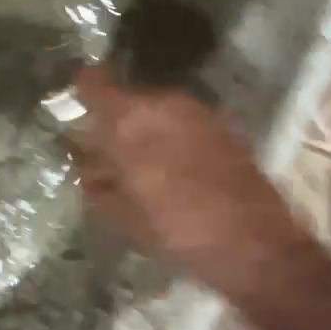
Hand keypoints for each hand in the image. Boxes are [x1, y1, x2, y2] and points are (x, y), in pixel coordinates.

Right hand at [69, 66, 316, 300]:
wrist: (259, 249)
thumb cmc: (176, 230)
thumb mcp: (119, 213)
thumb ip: (93, 178)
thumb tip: (79, 158)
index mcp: (126, 117)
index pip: (90, 79)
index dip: (78, 89)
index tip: (72, 105)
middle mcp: (160, 102)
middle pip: (124, 95)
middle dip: (114, 116)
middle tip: (109, 146)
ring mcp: (196, 111)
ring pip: (155, 107)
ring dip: (146, 126)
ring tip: (145, 159)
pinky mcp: (223, 127)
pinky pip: (183, 121)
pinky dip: (173, 135)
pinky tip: (177, 167)